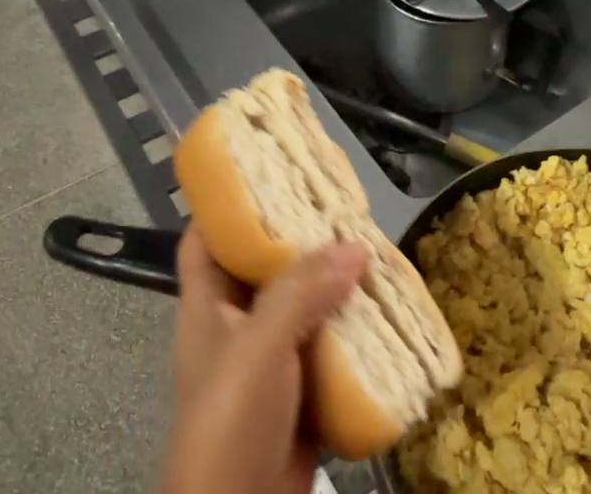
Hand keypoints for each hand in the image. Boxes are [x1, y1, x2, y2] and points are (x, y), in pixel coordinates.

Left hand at [163, 230, 367, 493]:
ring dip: (336, 286)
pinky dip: (354, 331)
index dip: (227, 204)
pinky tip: (385, 311)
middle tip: (344, 209)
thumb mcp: (258, 348)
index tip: (268, 170)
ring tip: (374, 251)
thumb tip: (354, 245)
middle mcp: (236, 328)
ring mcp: (270, 362)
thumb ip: (301, 293)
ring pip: (303, 307)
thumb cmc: (231, 420)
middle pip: (265, 269)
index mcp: (207, 308)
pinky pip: (329, 348)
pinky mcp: (301, 392)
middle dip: (302, 240)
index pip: (205, 240)